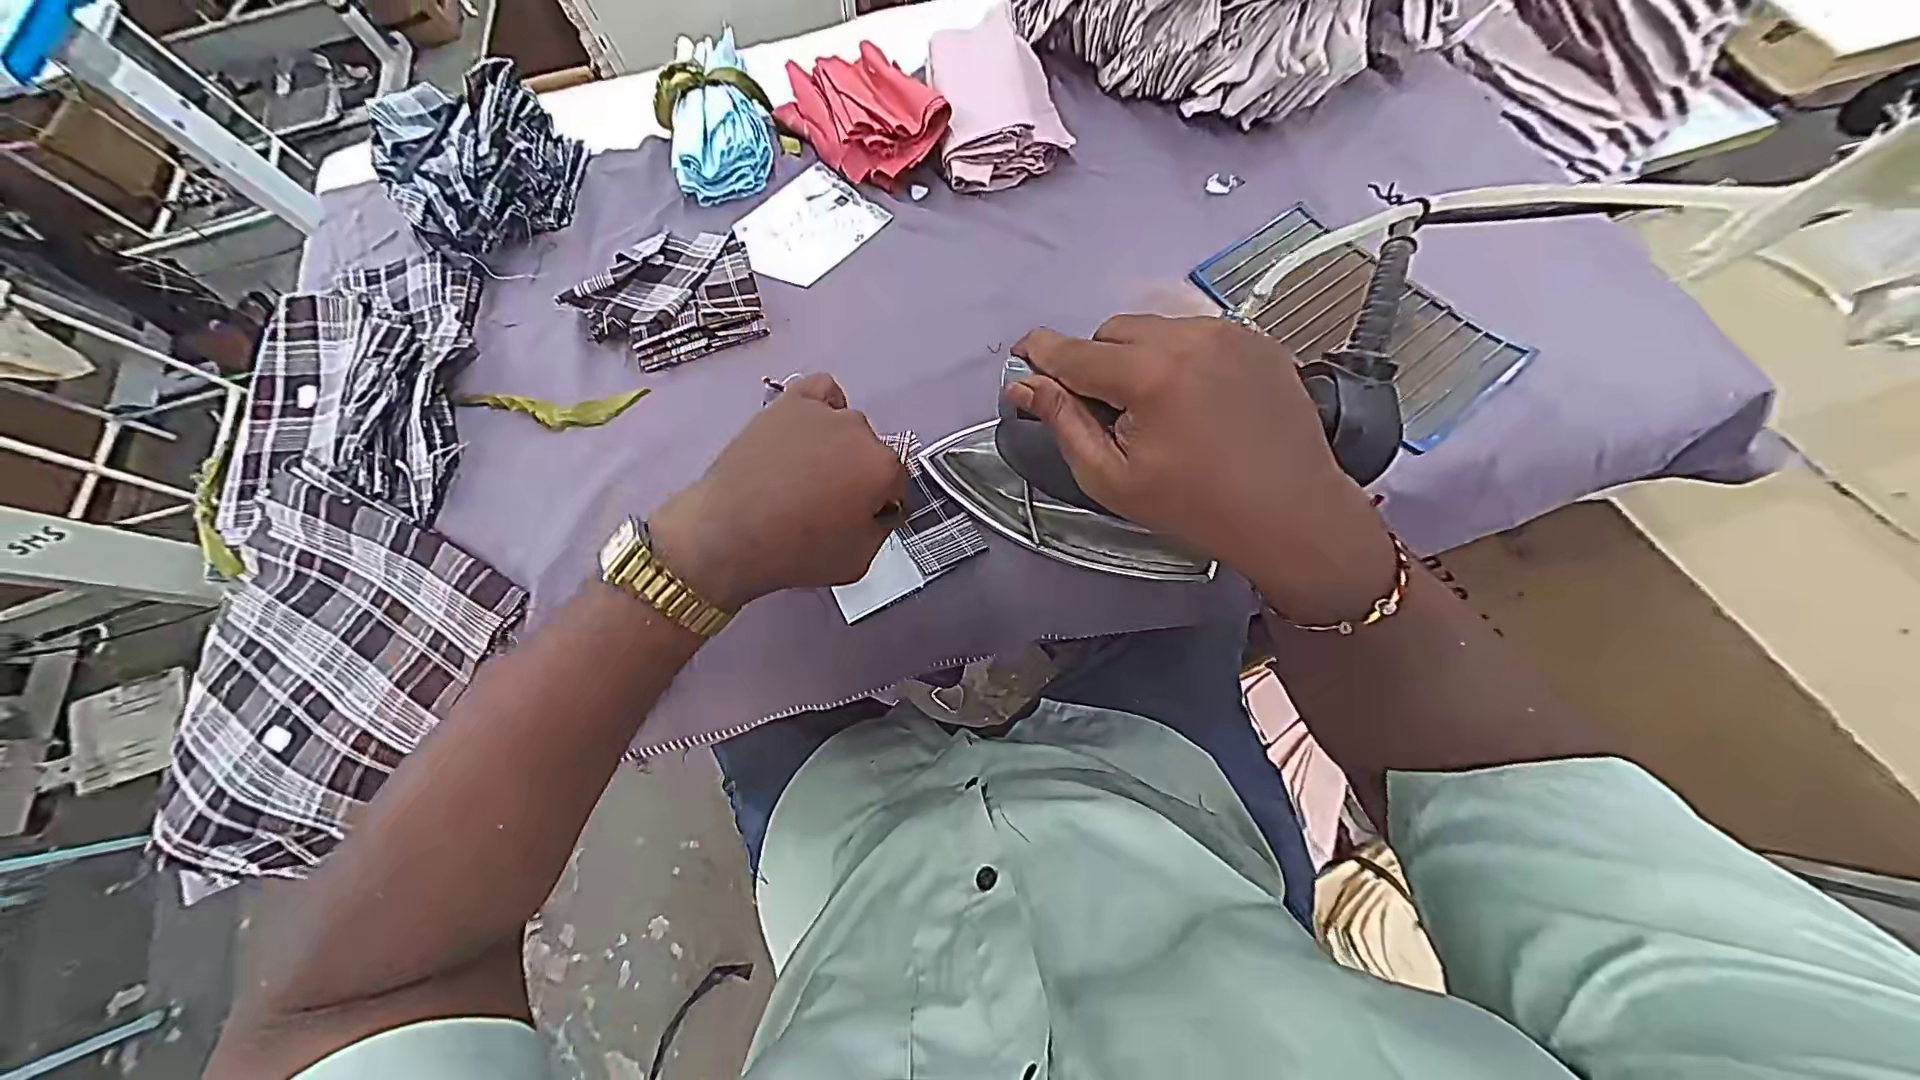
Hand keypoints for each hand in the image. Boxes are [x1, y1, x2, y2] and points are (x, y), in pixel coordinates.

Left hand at [648, 375, 906, 609]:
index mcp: (883, 471)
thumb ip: (880, 530)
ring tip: (809, 472)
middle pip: (873, 453)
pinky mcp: (789, 404)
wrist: (727, 535)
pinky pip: (821, 390)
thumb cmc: (791, 552)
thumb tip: (878, 513)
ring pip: (849, 426)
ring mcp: (824, 414)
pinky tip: (811, 430)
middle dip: (859, 477)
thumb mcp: (858, 560)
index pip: (898, 484)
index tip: (865, 516)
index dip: (882, 504)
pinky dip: (823, 407)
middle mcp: (860, 433)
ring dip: (839, 446)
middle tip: (831, 502)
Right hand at [1009, 315, 1393, 622]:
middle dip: (1095, 365)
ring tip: (1153, 410)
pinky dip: (1175, 357)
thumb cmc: (1197, 506)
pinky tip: (1188, 400)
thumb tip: (1027, 387)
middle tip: (1106, 414)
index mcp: (1151, 375)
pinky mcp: (1254, 340)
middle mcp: (1191, 339)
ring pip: (1151, 328)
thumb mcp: (1110, 477)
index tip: (1023, 358)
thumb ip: (1062, 423)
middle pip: (1110, 332)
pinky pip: (1192, 333)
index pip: (1073, 351)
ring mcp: (1228, 334)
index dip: (1039, 354)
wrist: (1289, 513)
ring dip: (1135, 358)